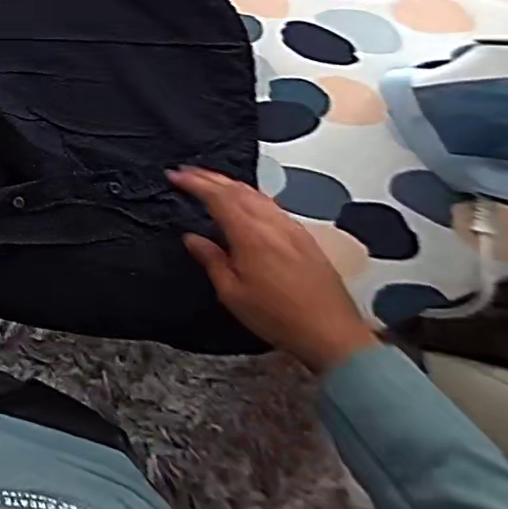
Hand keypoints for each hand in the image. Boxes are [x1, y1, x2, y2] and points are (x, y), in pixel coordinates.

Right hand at [170, 166, 377, 371]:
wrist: (334, 337)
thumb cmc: (277, 317)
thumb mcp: (232, 293)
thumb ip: (211, 260)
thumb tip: (193, 238)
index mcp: (250, 234)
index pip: (217, 197)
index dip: (194, 183)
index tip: (174, 175)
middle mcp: (272, 224)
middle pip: (237, 189)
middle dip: (209, 177)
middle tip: (187, 172)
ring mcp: (292, 230)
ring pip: (257, 195)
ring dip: (230, 183)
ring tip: (212, 180)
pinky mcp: (305, 239)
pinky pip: (272, 205)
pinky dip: (251, 195)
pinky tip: (247, 201)